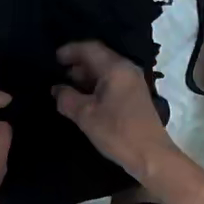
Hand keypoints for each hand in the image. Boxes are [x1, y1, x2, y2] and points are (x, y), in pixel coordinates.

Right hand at [52, 41, 178, 179]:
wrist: (151, 155)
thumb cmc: (117, 132)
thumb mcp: (85, 115)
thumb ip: (67, 98)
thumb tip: (57, 89)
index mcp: (116, 68)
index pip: (90, 48)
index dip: (69, 50)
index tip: (52, 59)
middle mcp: (127, 69)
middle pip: (98, 57)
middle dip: (76, 64)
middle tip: (56, 74)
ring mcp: (133, 82)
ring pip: (105, 71)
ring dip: (86, 76)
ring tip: (66, 88)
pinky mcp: (135, 96)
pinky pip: (112, 82)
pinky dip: (96, 86)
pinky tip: (84, 98)